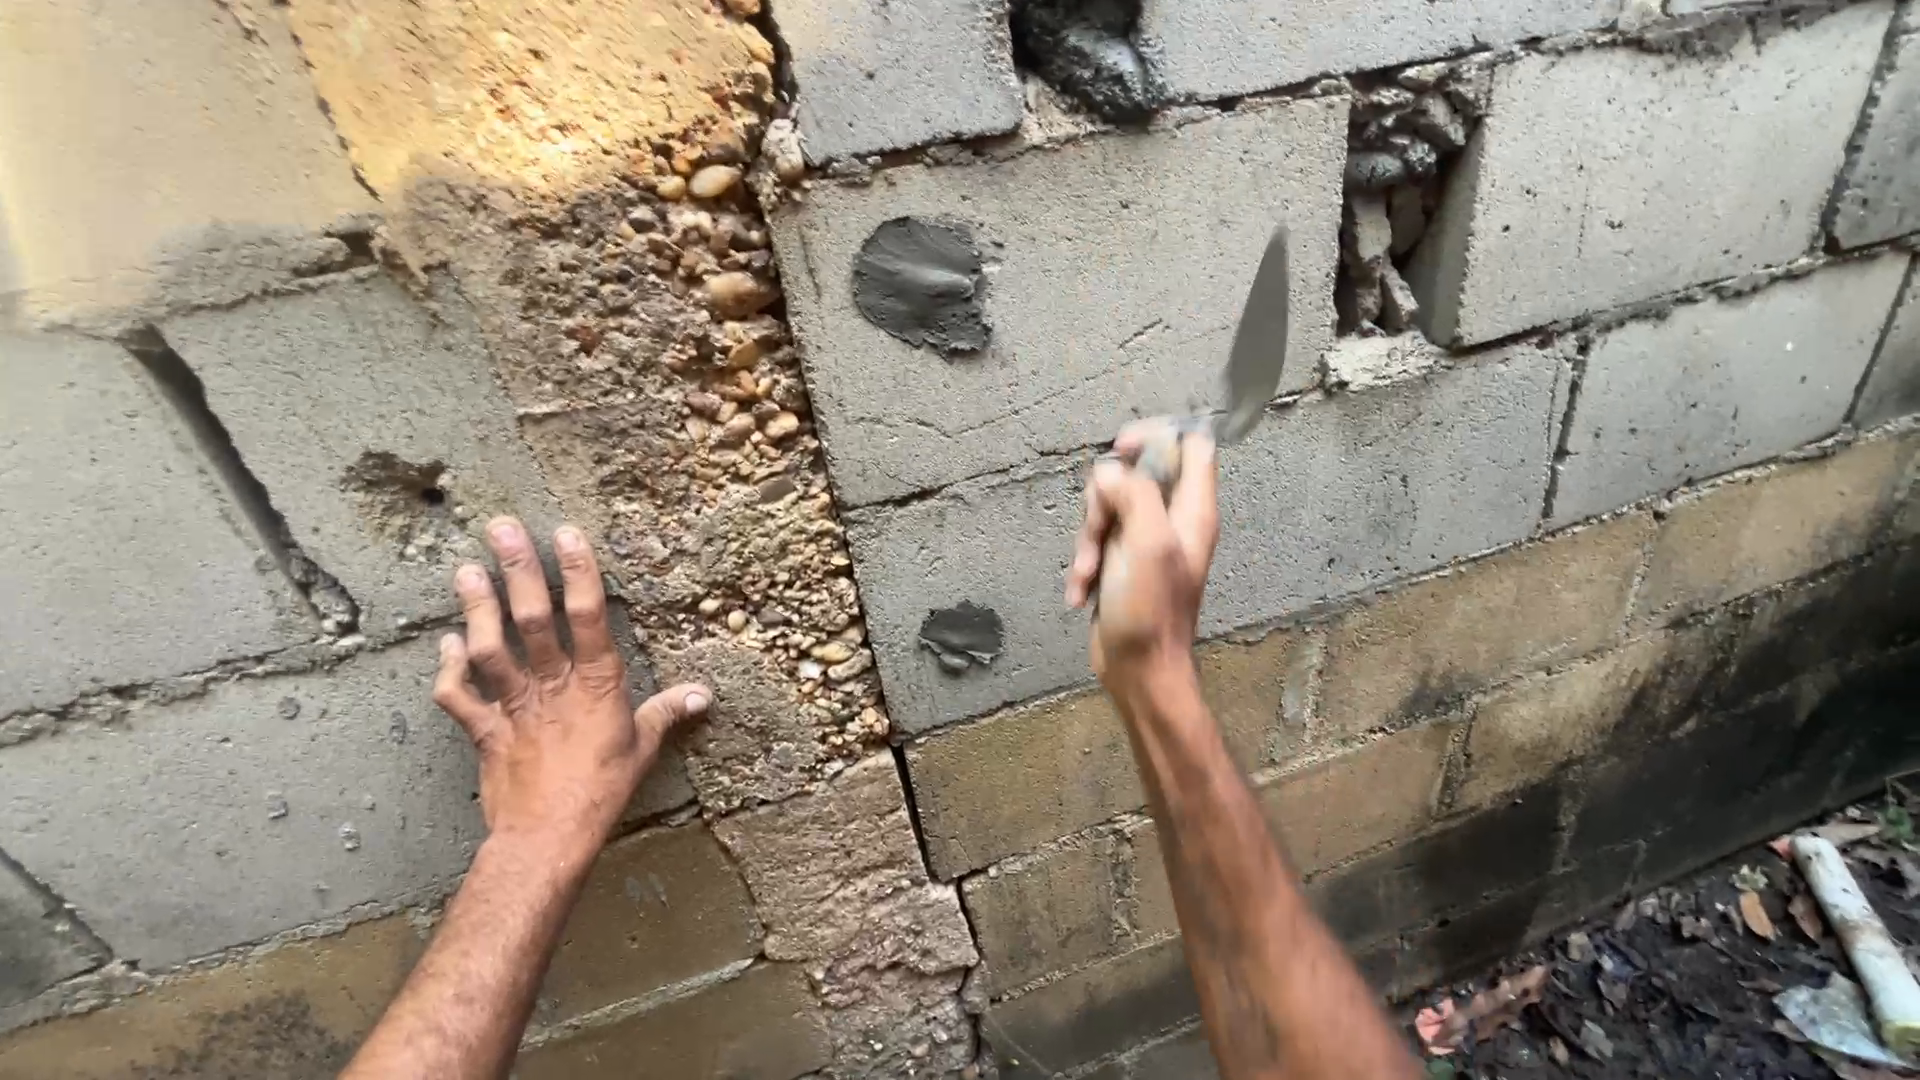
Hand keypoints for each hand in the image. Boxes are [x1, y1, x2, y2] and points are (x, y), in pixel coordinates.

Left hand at [433, 517, 709, 858]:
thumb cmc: (603, 789)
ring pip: (490, 648)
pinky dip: (448, 669)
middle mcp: (552, 685)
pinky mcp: (485, 730)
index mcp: (596, 684)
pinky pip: (458, 696)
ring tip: (466, 569)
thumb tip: (703, 694)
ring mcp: (514, 706)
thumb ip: (668, 712)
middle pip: (533, 619)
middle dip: (518, 570)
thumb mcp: (644, 747)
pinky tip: (445, 642)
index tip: (568, 534)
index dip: (580, 573)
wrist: (548, 837)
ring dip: (476, 608)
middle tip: (502, 528)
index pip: (590, 617)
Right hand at [1065, 427, 1218, 684]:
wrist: (1138, 671)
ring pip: (1107, 509)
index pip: (1192, 445)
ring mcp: (1144, 542)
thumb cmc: (1150, 612)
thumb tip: (1108, 473)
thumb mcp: (1147, 543)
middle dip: (1103, 500)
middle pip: (1134, 475)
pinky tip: (1080, 593)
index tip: (1122, 449)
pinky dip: (1083, 565)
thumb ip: (1133, 494)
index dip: (1158, 435)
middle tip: (1099, 531)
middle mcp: (1172, 521)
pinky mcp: (1121, 563)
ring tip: (1086, 575)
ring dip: (1086, 539)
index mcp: (1192, 510)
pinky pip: (1095, 543)